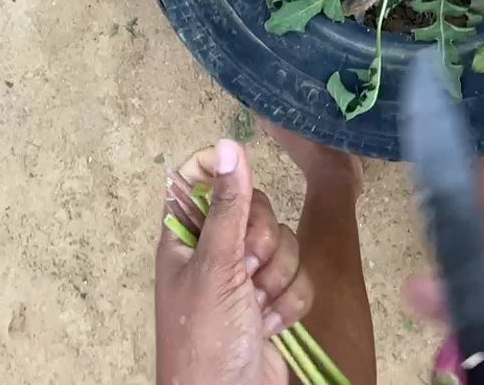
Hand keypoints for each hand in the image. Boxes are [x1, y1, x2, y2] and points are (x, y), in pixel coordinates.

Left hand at [156, 140, 315, 384]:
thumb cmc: (205, 338)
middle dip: (262, 239)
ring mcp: (246, 276)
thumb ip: (228, 205)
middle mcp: (216, 250)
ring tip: (257, 304)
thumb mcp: (215, 266)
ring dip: (277, 276)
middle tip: (247, 265)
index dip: (219, 170)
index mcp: (186, 236)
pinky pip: (298, 275)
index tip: (240, 177)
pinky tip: (271, 324)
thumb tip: (228, 144)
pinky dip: (290, 301)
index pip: (198, 179)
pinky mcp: (273, 299)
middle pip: (255, 207)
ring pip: (283, 241)